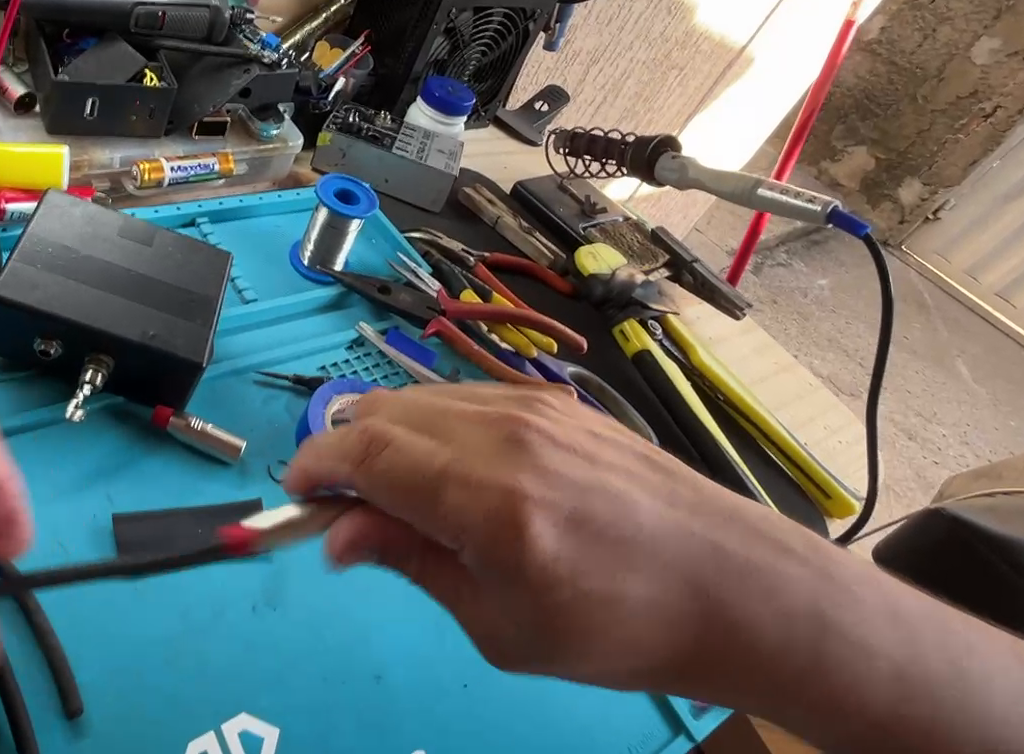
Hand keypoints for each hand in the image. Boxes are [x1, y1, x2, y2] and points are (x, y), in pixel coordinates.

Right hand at [283, 382, 812, 693]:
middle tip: (343, 507)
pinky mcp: (548, 397)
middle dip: (340, 452)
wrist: (728, 581)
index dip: (315, 467)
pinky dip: (426, 425)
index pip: (364, 453)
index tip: (295, 497)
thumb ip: (409, 560)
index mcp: (485, 497)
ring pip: (415, 397)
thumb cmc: (613, 627)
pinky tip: (447, 469)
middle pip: (379, 412)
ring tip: (394, 492)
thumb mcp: (499, 623)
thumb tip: (336, 535)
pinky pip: (458, 396)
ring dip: (381, 436)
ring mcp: (527, 402)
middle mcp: (499, 429)